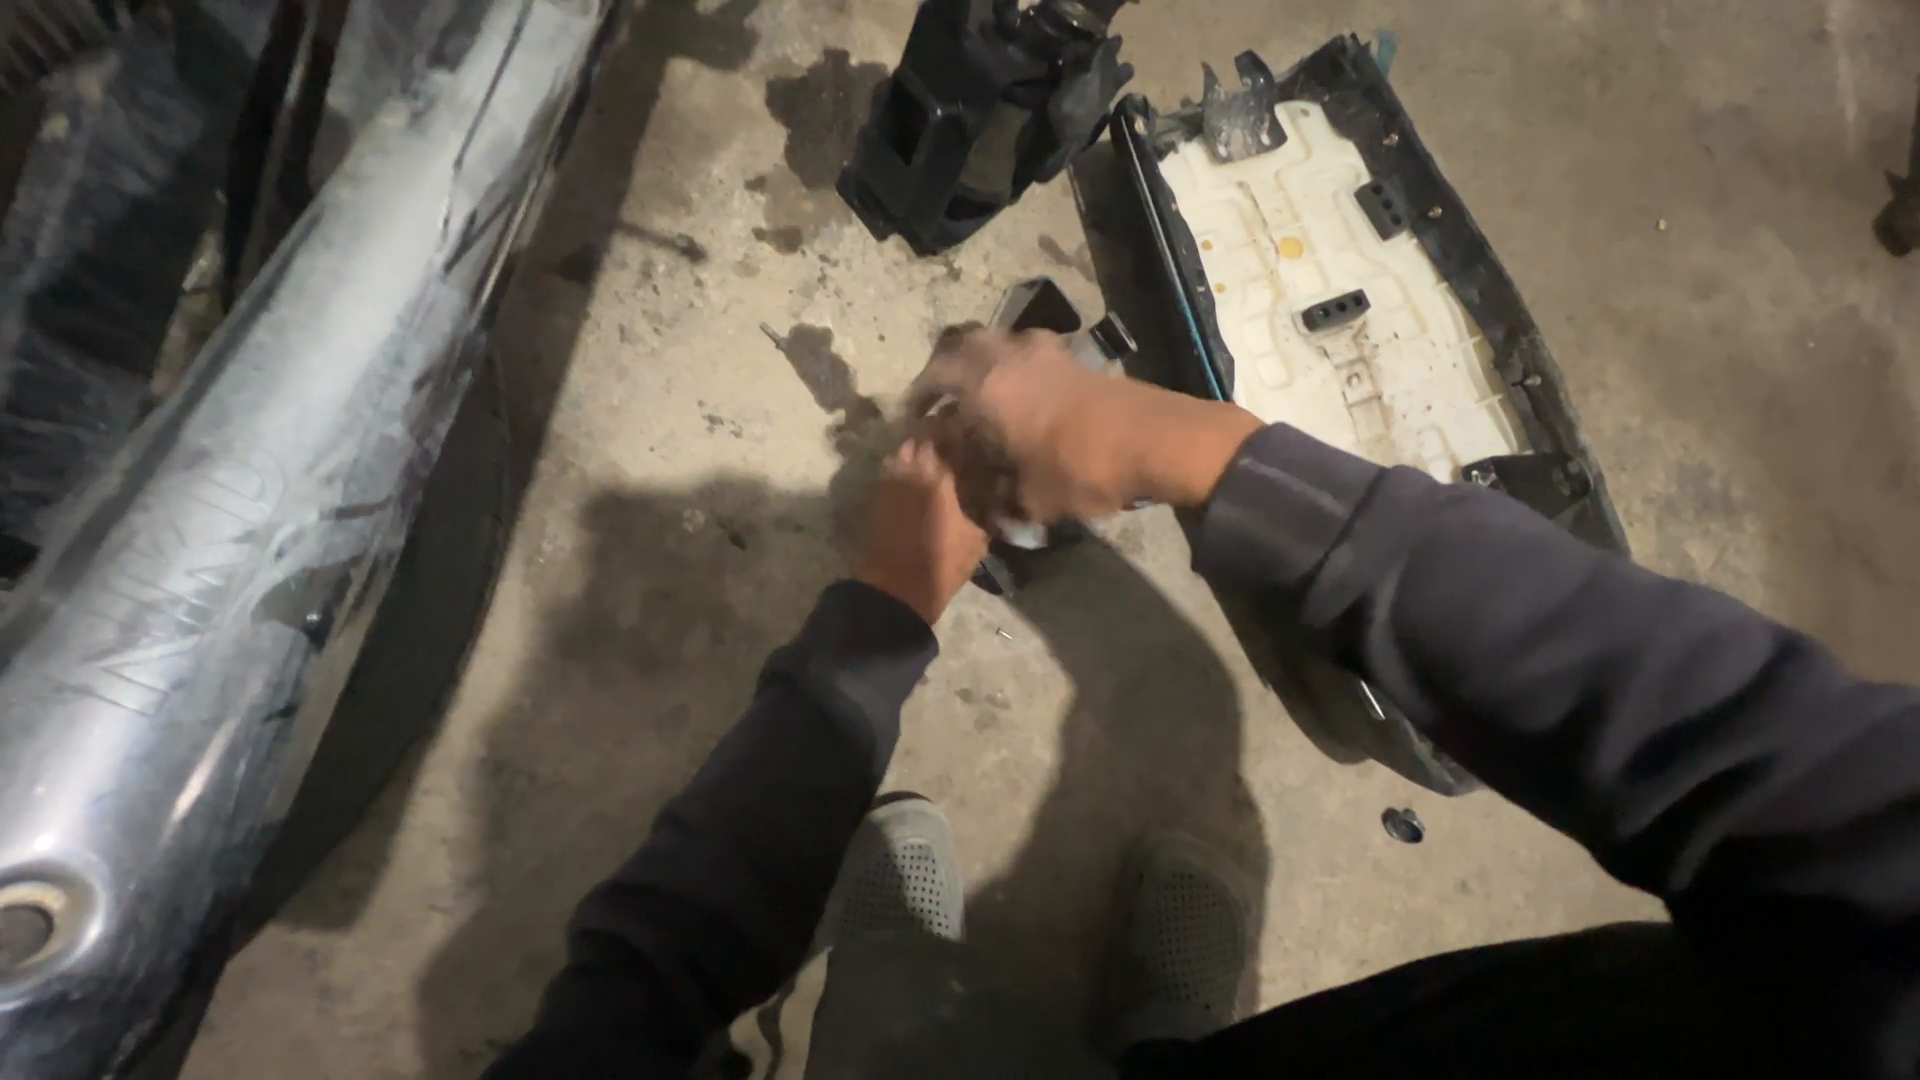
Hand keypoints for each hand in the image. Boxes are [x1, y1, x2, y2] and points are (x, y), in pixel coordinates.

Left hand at [855, 440, 989, 625]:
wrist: (896, 588)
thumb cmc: (942, 564)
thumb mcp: (977, 540)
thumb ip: (987, 513)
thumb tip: (997, 501)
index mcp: (940, 476)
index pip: (950, 439)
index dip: (960, 431)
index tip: (971, 428)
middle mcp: (912, 471)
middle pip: (922, 439)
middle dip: (935, 434)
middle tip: (951, 436)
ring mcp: (889, 482)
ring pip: (902, 452)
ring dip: (915, 448)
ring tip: (931, 454)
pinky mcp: (876, 497)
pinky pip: (889, 470)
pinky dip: (901, 467)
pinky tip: (913, 476)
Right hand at [907, 328, 1262, 527]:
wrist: (1157, 441)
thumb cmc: (1082, 469)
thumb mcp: (1027, 497)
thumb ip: (991, 497)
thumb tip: (974, 500)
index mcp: (985, 385)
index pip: (933, 380)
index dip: (918, 399)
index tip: (914, 418)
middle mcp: (1007, 355)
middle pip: (959, 344)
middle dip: (943, 370)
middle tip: (941, 401)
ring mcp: (1043, 349)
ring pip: (995, 342)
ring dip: (979, 364)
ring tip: (979, 399)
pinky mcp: (1071, 355)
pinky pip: (1023, 351)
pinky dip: (1009, 367)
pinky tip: (1019, 399)